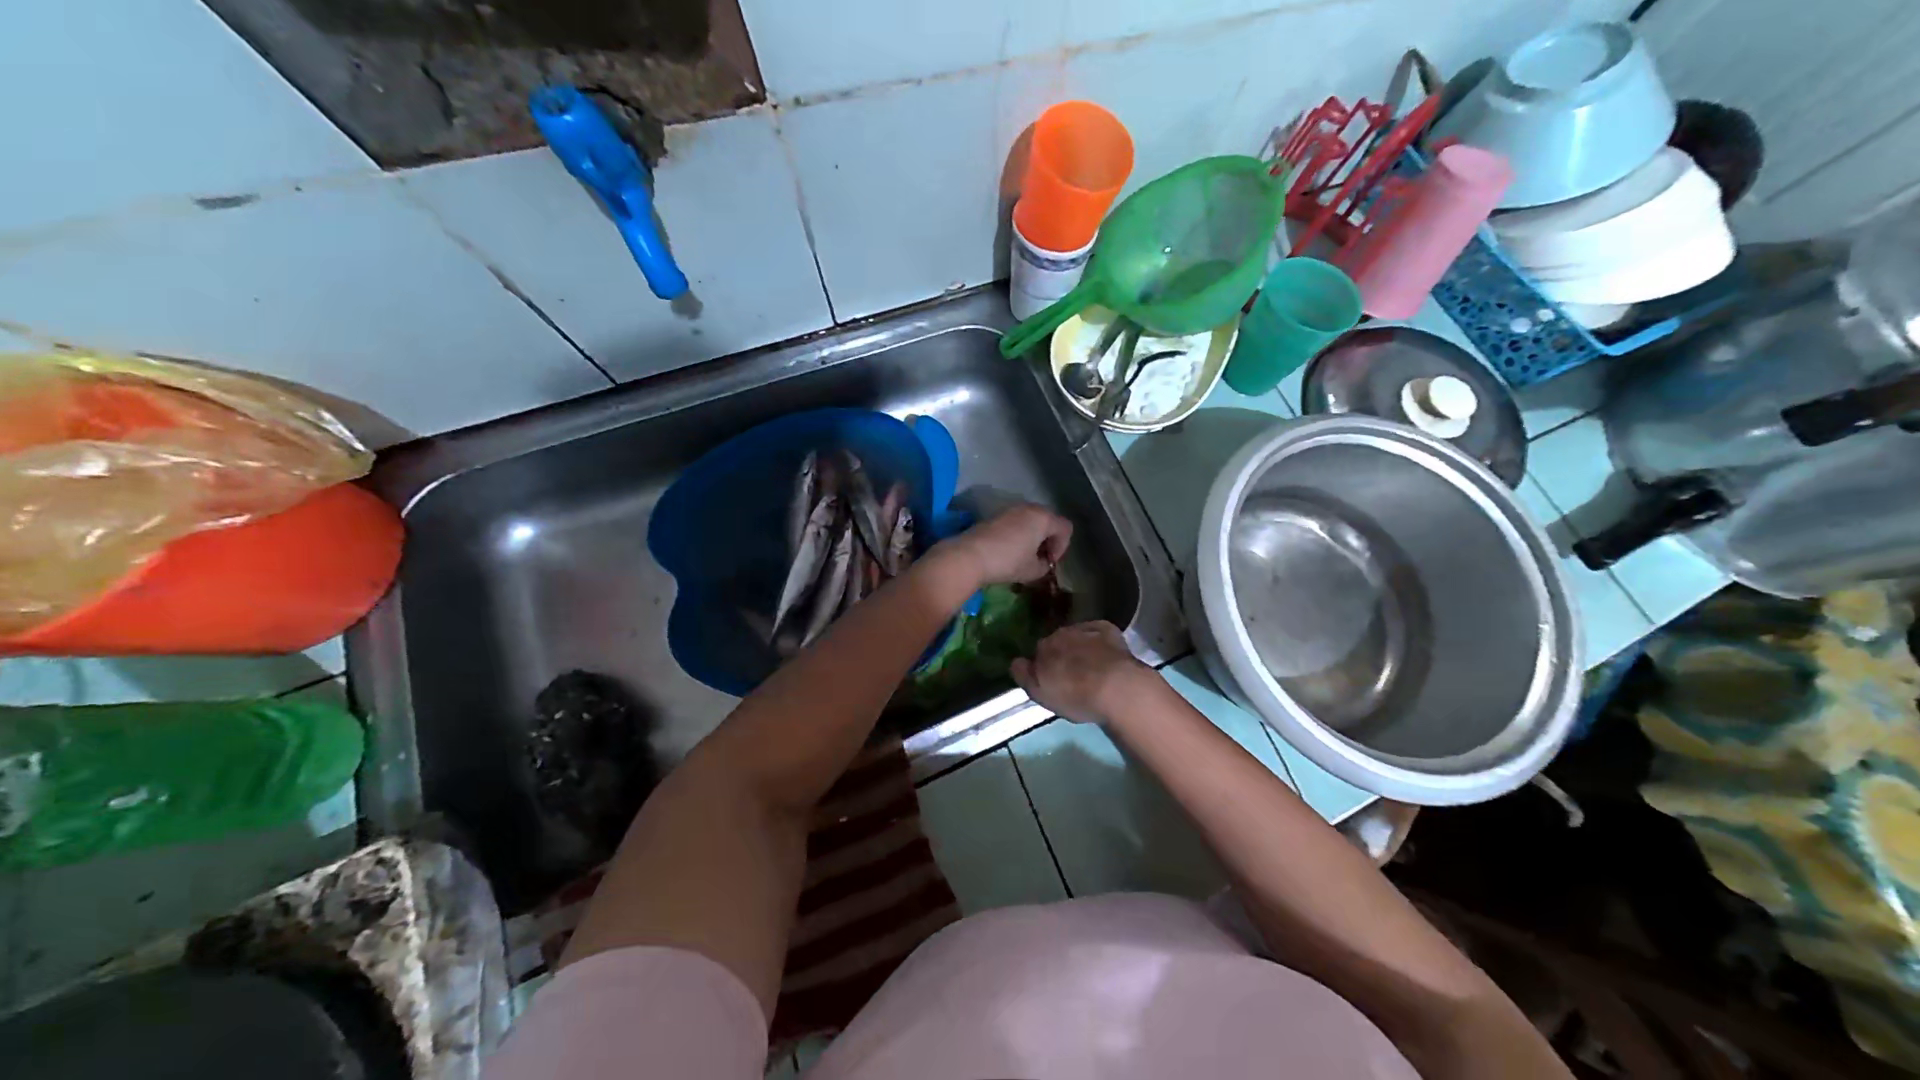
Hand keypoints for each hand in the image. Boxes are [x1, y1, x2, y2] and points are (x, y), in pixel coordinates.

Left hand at [940, 503, 1071, 586]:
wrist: (970, 555)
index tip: (1050, 563)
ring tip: (1024, 557)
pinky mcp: (995, 516)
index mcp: (1043, 518)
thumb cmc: (1008, 561)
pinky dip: (1018, 534)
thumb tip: (1043, 563)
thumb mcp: (1033, 570)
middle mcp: (1029, 508)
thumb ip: (1045, 566)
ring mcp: (1010, 510)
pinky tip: (1009, 551)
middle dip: (1048, 540)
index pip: (1065, 528)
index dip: (1062, 547)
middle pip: (1048, 521)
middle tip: (1040, 559)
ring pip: (1031, 521)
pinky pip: (1015, 523)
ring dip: (1032, 537)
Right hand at [1011, 621, 1153, 724]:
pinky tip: (1106, 652)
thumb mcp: (1040, 693)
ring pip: (1077, 635)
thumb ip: (1024, 675)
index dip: (1044, 664)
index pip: (1038, 652)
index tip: (1051, 676)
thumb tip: (1015, 661)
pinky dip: (1099, 639)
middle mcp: (1061, 633)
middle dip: (1062, 653)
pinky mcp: (1108, 629)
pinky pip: (1098, 631)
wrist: (1117, 688)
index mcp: (1042, 648)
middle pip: (1057, 641)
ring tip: (1091, 664)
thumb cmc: (1076, 695)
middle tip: (1072, 672)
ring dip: (1080, 646)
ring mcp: (1085, 629)